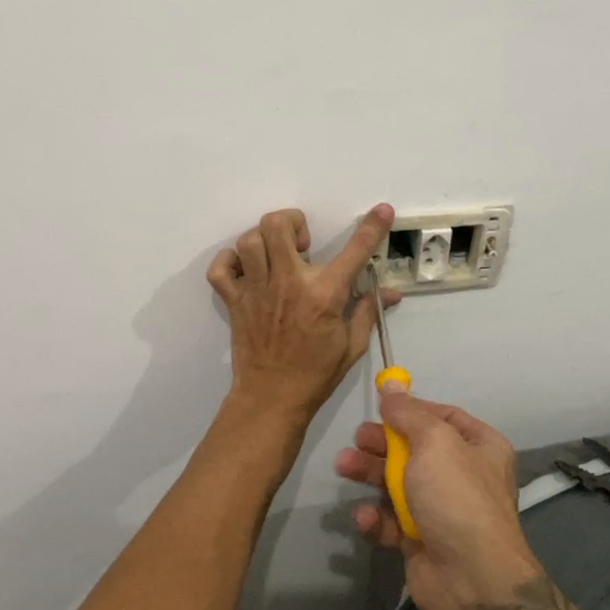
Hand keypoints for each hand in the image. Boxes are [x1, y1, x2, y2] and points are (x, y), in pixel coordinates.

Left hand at [207, 205, 400, 425]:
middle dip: (292, 222)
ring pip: (249, 240)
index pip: (355, 250)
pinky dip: (229, 262)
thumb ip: (367, 311)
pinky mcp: (234, 302)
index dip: (372, 226)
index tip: (381, 211)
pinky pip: (220, 268)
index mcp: (325, 294)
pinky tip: (246, 271)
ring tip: (275, 257)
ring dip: (264, 240)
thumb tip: (389, 293)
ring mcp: (257, 290)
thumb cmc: (316, 375)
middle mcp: (289, 283)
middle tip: (301, 244)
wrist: (272, 399)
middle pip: (277, 225)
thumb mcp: (352, 346)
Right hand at [334, 388, 544, 609]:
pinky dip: (376, 517)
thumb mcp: (434, 442)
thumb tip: (392, 385)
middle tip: (355, 441)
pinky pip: (392, 520)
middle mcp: (463, 475)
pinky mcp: (421, 540)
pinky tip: (366, 517)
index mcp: (480, 447)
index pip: (443, 417)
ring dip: (369, 475)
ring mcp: (442, 510)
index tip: (380, 407)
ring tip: (343, 468)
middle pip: (414, 449)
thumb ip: (408, 413)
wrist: (472, 580)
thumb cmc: (457, 498)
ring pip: (398, 483)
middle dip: (381, 444)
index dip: (411, 410)